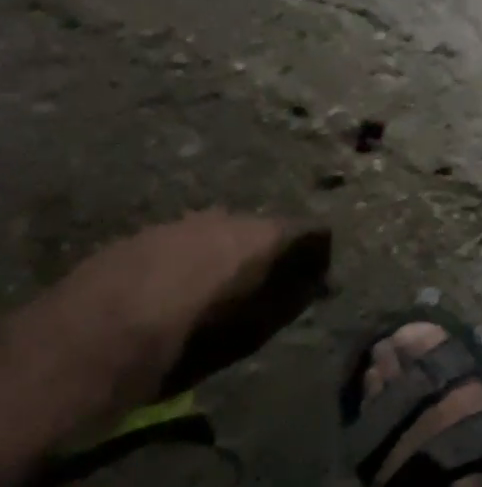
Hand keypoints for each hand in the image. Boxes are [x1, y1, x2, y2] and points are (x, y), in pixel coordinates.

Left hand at [30, 211, 323, 416]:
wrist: (74, 350)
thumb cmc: (178, 342)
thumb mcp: (248, 332)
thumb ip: (288, 301)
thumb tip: (320, 284)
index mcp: (262, 235)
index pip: (313, 230)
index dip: (320, 254)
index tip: (319, 280)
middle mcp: (226, 217)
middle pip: (262, 228)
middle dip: (270, 252)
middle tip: (266, 285)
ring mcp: (174, 225)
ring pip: (215, 234)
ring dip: (223, 255)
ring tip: (214, 289)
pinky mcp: (131, 240)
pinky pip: (174, 246)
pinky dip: (183, 263)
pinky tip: (169, 291)